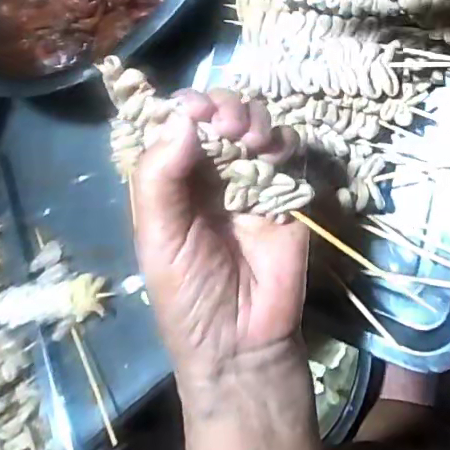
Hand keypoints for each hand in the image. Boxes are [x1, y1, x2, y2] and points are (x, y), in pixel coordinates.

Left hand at [129, 90, 308, 399]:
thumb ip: (160, 179)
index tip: (195, 106)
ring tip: (248, 137)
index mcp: (176, 179)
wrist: (243, 342)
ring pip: (256, 124)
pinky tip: (273, 152)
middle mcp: (214, 171)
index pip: (179, 125)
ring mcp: (253, 178)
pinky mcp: (289, 190)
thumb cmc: (188, 294)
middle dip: (223, 107)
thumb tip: (181, 118)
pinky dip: (284, 140)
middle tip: (225, 123)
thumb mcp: (158, 239)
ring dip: (252, 118)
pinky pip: (290, 152)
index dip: (187, 106)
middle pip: (220, 115)